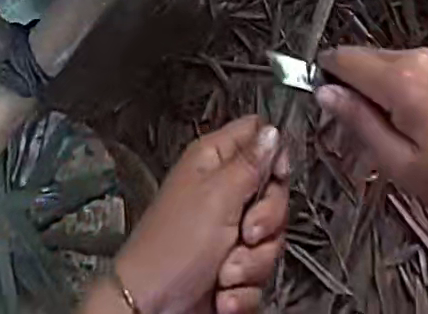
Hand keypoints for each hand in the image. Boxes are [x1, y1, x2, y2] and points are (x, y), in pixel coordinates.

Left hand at [109, 115, 289, 313]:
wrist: (152, 309)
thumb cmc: (174, 246)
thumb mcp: (218, 195)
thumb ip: (251, 163)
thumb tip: (272, 131)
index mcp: (214, 159)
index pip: (257, 134)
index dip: (273, 153)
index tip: (275, 177)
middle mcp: (223, 189)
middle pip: (272, 190)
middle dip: (266, 221)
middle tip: (246, 232)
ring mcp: (228, 230)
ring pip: (270, 237)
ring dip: (251, 262)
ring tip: (225, 271)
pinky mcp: (232, 267)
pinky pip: (259, 273)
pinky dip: (244, 290)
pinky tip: (222, 293)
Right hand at [315, 47, 427, 224]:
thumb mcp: (397, 161)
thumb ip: (357, 121)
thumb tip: (324, 92)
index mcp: (401, 80)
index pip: (343, 58)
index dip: (325, 76)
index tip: (323, 100)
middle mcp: (416, 58)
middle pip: (361, 57)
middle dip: (350, 84)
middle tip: (357, 128)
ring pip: (380, 60)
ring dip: (371, 85)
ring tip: (387, 128)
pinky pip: (402, 64)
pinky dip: (393, 84)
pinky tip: (407, 118)